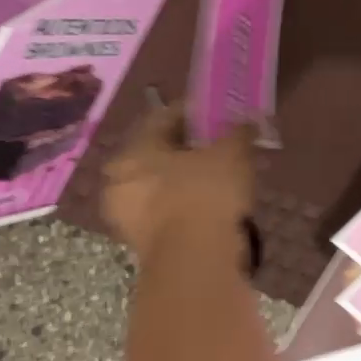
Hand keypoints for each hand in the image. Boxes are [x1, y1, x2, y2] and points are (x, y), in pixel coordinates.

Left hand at [102, 103, 253, 260]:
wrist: (195, 254)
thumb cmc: (207, 191)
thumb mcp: (233, 150)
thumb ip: (238, 130)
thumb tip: (243, 121)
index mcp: (132, 153)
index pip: (164, 117)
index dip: (197, 107)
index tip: (222, 106)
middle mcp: (118, 179)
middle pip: (159, 149)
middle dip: (191, 141)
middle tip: (223, 136)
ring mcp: (124, 211)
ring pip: (160, 176)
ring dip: (188, 168)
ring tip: (223, 164)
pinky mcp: (139, 234)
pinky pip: (164, 200)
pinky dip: (185, 191)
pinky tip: (214, 190)